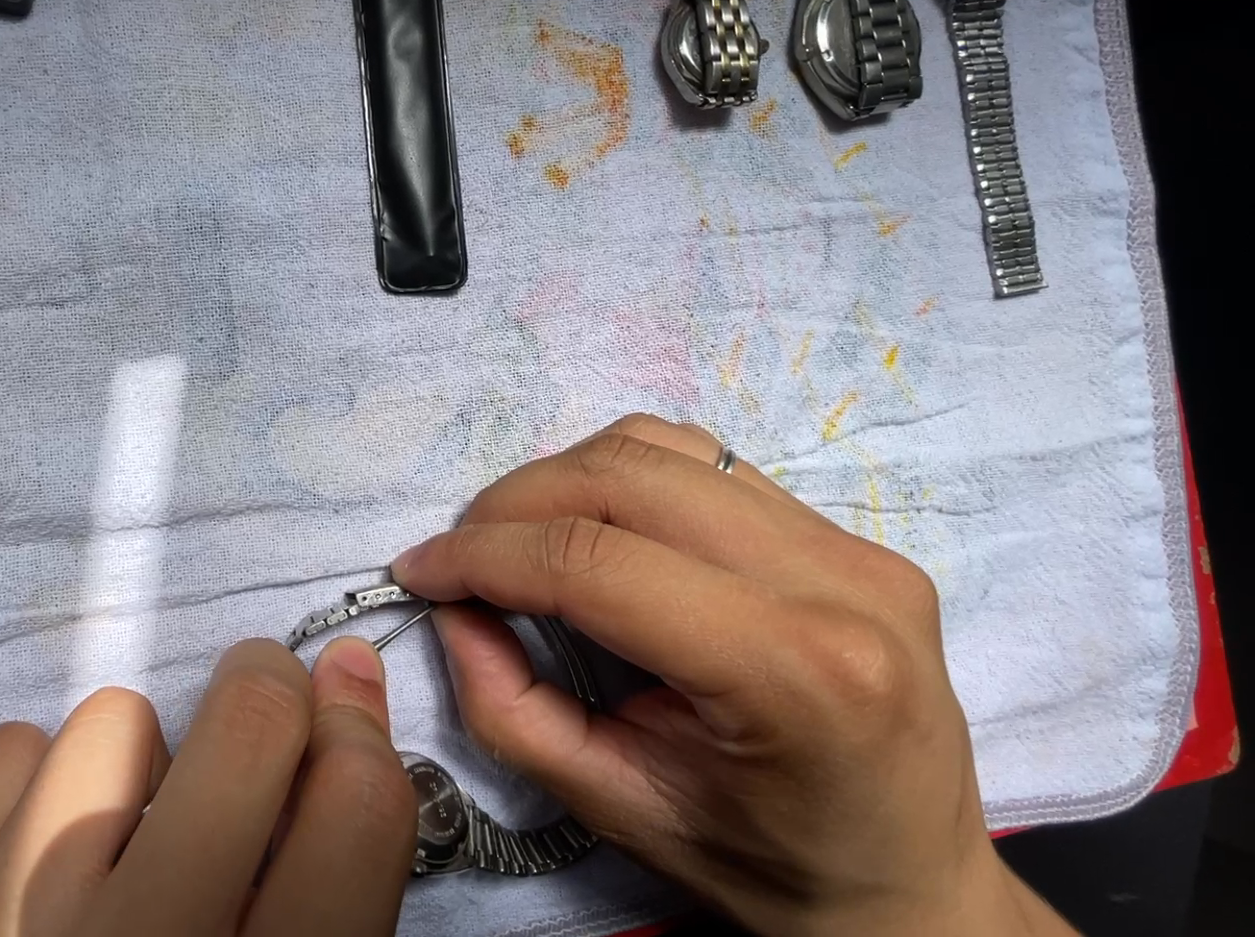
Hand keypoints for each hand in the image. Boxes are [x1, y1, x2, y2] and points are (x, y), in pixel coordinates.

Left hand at [0, 638, 414, 936]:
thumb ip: (332, 863)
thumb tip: (346, 683)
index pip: (359, 802)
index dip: (358, 731)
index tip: (336, 707)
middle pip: (248, 721)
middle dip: (265, 689)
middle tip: (249, 719)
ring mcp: (6, 930)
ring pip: (116, 719)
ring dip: (130, 769)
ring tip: (110, 850)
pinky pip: (7, 751)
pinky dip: (28, 792)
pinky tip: (20, 868)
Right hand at [392, 415, 1076, 936]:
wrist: (913, 885)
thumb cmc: (765, 868)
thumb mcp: (612, 807)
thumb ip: (509, 707)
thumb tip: (454, 607)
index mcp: (790, 671)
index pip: (593, 562)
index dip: (482, 556)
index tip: (418, 571)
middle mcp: (836, 579)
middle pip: (621, 477)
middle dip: (510, 504)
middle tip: (460, 553)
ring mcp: (852, 543)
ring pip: (658, 446)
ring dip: (560, 478)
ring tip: (518, 536)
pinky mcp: (847, 531)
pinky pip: (700, 461)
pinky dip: (618, 475)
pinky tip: (595, 524)